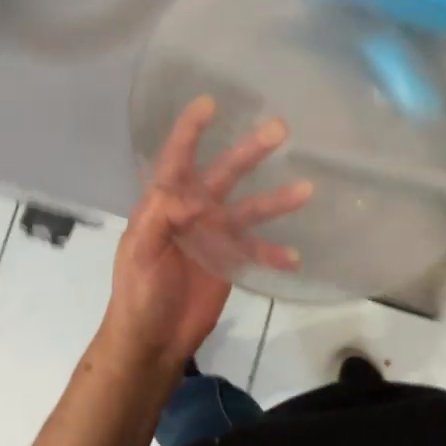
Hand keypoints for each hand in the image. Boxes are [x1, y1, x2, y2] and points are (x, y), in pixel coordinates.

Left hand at [103, 96, 311, 367]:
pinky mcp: (228, 262)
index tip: (209, 104)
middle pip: (223, 174)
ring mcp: (212, 236)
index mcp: (163, 205)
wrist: (152, 341)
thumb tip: (196, 196)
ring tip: (307, 189)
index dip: (190, 131)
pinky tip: (296, 256)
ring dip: (275, 200)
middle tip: (280, 129)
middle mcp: (191, 212)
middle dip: (249, 152)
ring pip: (249, 209)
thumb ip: (162, 217)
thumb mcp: (140, 252)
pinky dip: (274, 253)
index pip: (176, 160)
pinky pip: (256, 251)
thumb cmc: (138, 294)